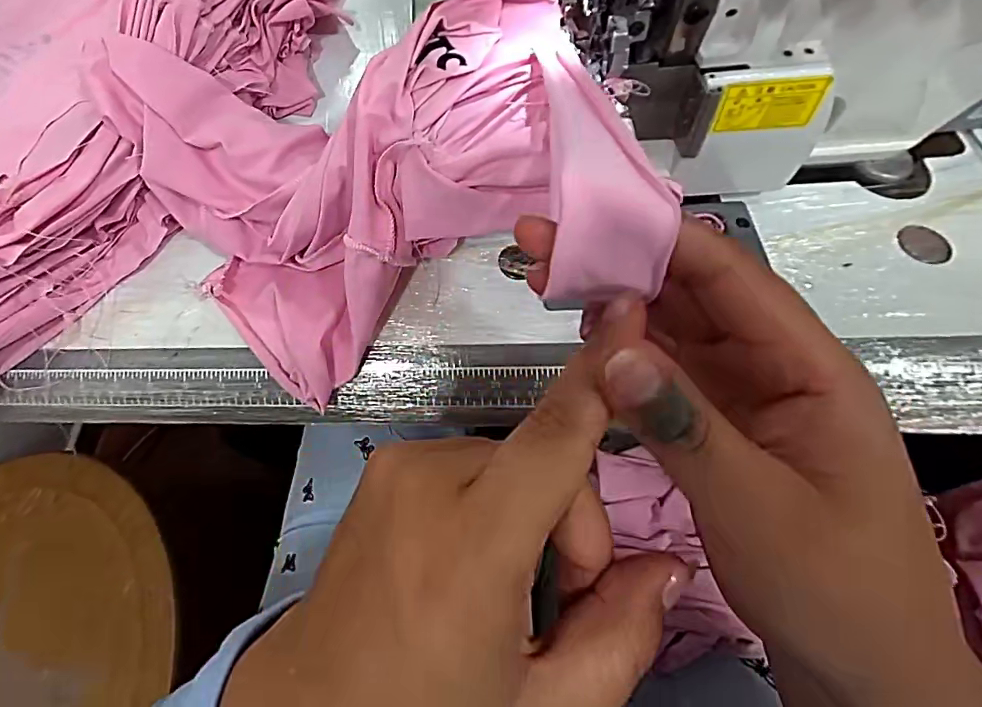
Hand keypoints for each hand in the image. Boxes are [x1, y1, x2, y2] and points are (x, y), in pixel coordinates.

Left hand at [222, 339, 687, 706]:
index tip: (628, 314)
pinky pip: (470, 462)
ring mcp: (399, 463)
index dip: (598, 375)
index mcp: (469, 543)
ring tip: (503, 590)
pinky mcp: (386, 461)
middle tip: (554, 603)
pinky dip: (489, 500)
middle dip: (571, 525)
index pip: (553, 439)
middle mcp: (427, 479)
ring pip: (511, 460)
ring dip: (529, 513)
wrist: (312, 702)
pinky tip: (468, 561)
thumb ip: (620, 635)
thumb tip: (669, 565)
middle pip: (545, 458)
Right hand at [514, 214, 981, 706]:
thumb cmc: (842, 595)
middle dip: (619, 261)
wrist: (871, 681)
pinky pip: (663, 368)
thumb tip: (611, 347)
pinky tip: (585, 339)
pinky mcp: (717, 419)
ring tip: (549, 278)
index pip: (730, 275)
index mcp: (809, 366)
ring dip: (613, 300)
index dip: (659, 237)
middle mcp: (773, 363)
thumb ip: (685, 425)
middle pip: (691, 290)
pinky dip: (621, 350)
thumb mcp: (760, 512)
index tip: (590, 216)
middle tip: (545, 243)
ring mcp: (742, 391)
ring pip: (671, 325)